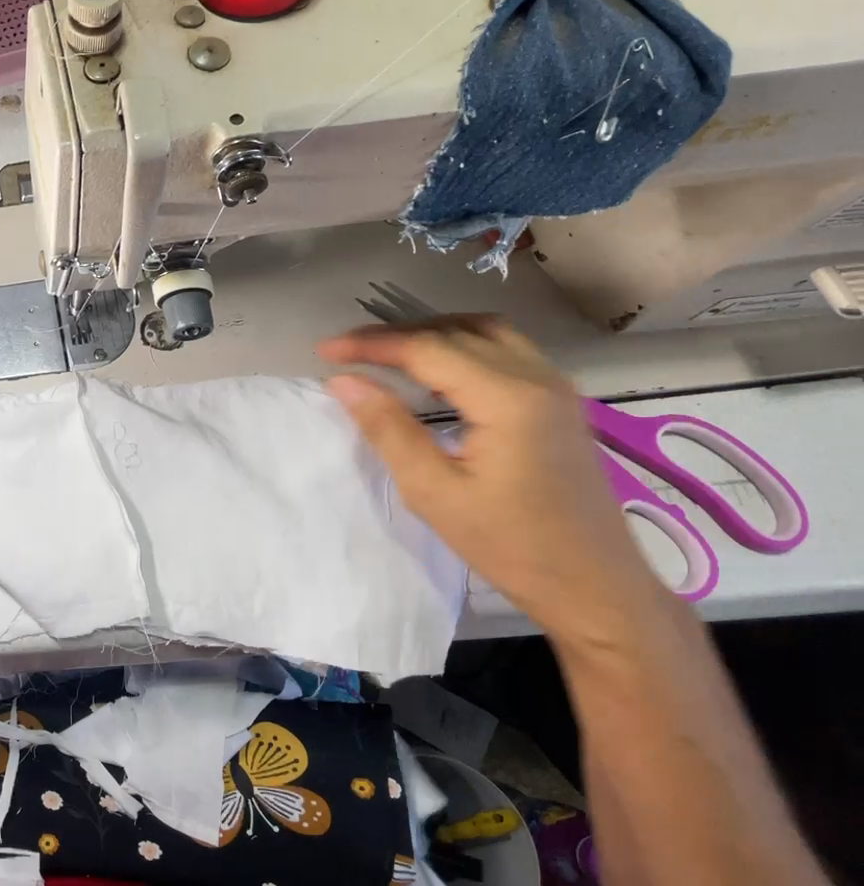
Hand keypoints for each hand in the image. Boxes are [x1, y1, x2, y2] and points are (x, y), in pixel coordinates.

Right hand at [317, 318, 667, 640]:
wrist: (596, 588)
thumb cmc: (510, 545)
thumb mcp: (433, 492)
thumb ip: (388, 428)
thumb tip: (344, 381)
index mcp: (508, 399)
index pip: (427, 349)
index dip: (371, 345)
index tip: (324, 352)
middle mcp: (538, 379)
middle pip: (456, 332)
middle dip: (396, 335)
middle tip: (347, 352)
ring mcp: (557, 389)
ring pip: (486, 332)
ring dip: (432, 334)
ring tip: (386, 353)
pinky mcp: (561, 404)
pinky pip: (508, 350)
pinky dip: (463, 346)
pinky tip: (437, 371)